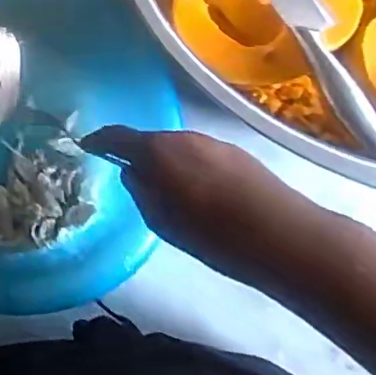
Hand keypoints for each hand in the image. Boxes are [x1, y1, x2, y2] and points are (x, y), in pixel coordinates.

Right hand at [79, 127, 318, 284]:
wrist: (288, 238)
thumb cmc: (216, 236)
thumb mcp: (164, 223)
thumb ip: (140, 193)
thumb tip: (132, 174)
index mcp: (156, 150)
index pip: (116, 136)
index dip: (99, 140)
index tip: (87, 146)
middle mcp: (180, 136)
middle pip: (149, 140)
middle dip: (138, 155)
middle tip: (134, 178)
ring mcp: (210, 141)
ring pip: (177, 148)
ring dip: (168, 163)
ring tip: (172, 191)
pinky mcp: (236, 152)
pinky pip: (200, 155)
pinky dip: (192, 167)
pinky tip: (203, 193)